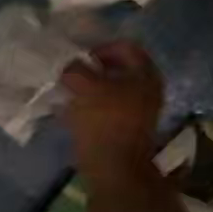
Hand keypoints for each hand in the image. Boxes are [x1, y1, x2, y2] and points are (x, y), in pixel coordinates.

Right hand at [61, 41, 162, 170]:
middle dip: (91, 68)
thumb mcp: (84, 86)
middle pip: (117, 67)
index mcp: (144, 74)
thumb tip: (70, 66)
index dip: (99, 48)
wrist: (112, 164)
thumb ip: (75, 69)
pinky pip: (105, 105)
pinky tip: (70, 110)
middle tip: (69, 74)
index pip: (124, 47)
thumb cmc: (103, 119)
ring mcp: (137, 108)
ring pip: (109, 87)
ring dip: (87, 87)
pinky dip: (88, 104)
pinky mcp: (124, 125)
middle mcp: (146, 88)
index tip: (77, 60)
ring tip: (66, 92)